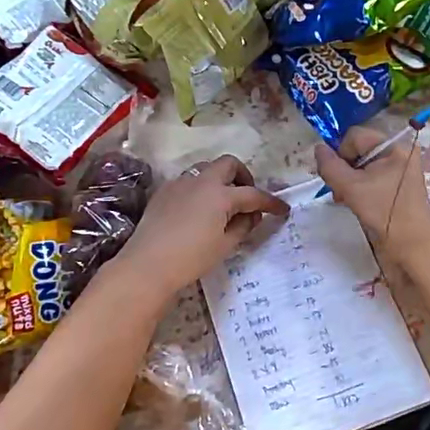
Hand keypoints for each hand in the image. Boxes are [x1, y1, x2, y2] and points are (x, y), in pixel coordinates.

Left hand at [112, 155, 289, 294]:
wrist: (147, 265)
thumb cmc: (191, 258)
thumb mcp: (224, 245)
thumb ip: (243, 226)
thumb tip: (253, 214)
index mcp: (220, 194)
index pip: (253, 194)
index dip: (270, 202)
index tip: (282, 210)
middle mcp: (201, 180)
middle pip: (228, 164)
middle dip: (242, 176)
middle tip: (247, 198)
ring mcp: (180, 183)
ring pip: (206, 169)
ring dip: (220, 179)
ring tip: (222, 203)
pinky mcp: (164, 191)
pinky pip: (188, 181)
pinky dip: (200, 188)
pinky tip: (198, 211)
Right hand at [314, 125, 429, 255]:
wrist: (413, 247)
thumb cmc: (384, 213)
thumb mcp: (351, 188)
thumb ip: (330, 166)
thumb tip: (318, 148)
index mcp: (395, 147)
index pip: (355, 136)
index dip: (340, 153)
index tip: (338, 177)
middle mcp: (400, 153)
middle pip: (359, 150)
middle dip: (344, 169)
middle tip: (339, 191)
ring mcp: (401, 171)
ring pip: (364, 165)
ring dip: (350, 180)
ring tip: (345, 199)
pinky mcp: (398, 187)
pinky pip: (373, 177)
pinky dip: (361, 187)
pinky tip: (355, 203)